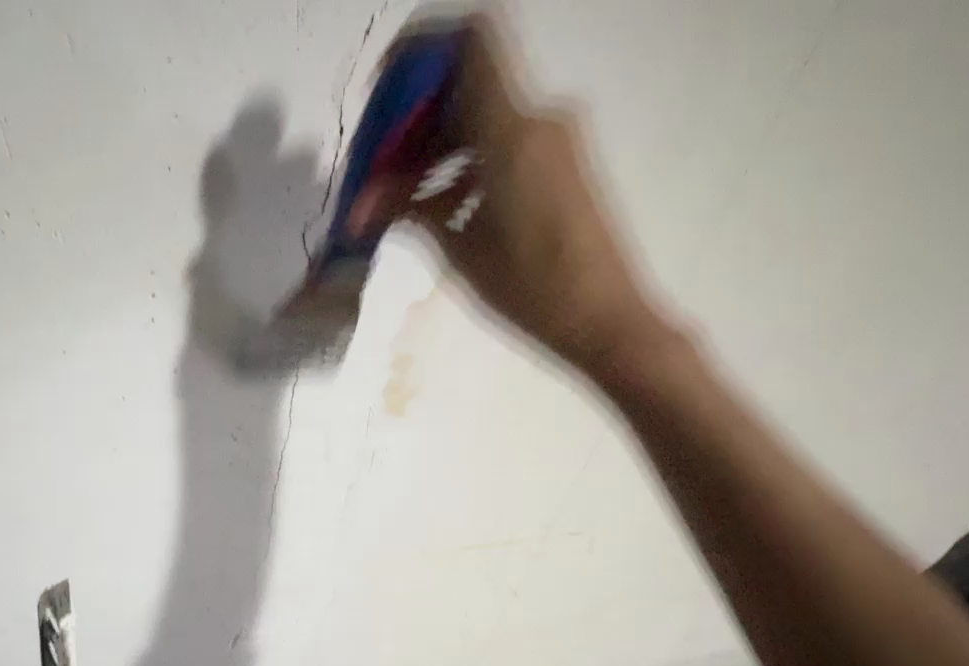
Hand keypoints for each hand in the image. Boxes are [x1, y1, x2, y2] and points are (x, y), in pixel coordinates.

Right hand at [388, 16, 677, 380]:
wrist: (608, 321)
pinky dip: (465, 165)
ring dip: (436, 150)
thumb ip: (410, 210)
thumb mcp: (461, 251)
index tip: (384, 99)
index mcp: (512, 130)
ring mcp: (555, 141)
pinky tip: (441, 211)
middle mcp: (539, 119)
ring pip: (480, 119)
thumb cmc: (533, 290)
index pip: (469, 43)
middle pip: (464, 88)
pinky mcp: (563, 165)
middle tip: (378, 173)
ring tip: (401, 203)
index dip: (420, 53)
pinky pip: (503, 143)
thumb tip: (361, 202)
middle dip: (414, 122)